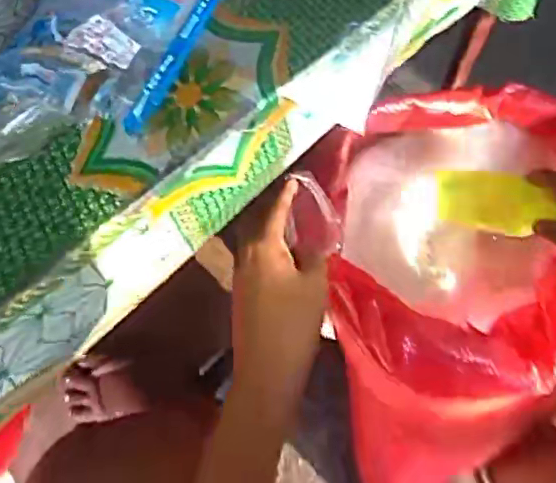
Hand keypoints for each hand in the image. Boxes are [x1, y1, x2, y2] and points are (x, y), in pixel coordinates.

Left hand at [230, 178, 328, 400]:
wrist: (266, 375)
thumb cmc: (293, 325)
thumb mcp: (315, 284)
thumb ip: (314, 255)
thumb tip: (311, 240)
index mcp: (263, 248)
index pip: (275, 211)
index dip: (286, 195)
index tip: (295, 179)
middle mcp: (246, 256)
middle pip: (258, 223)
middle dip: (273, 208)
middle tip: (291, 195)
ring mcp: (240, 276)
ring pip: (254, 241)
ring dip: (269, 228)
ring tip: (289, 220)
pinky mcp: (242, 294)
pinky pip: (254, 257)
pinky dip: (267, 246)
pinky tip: (283, 252)